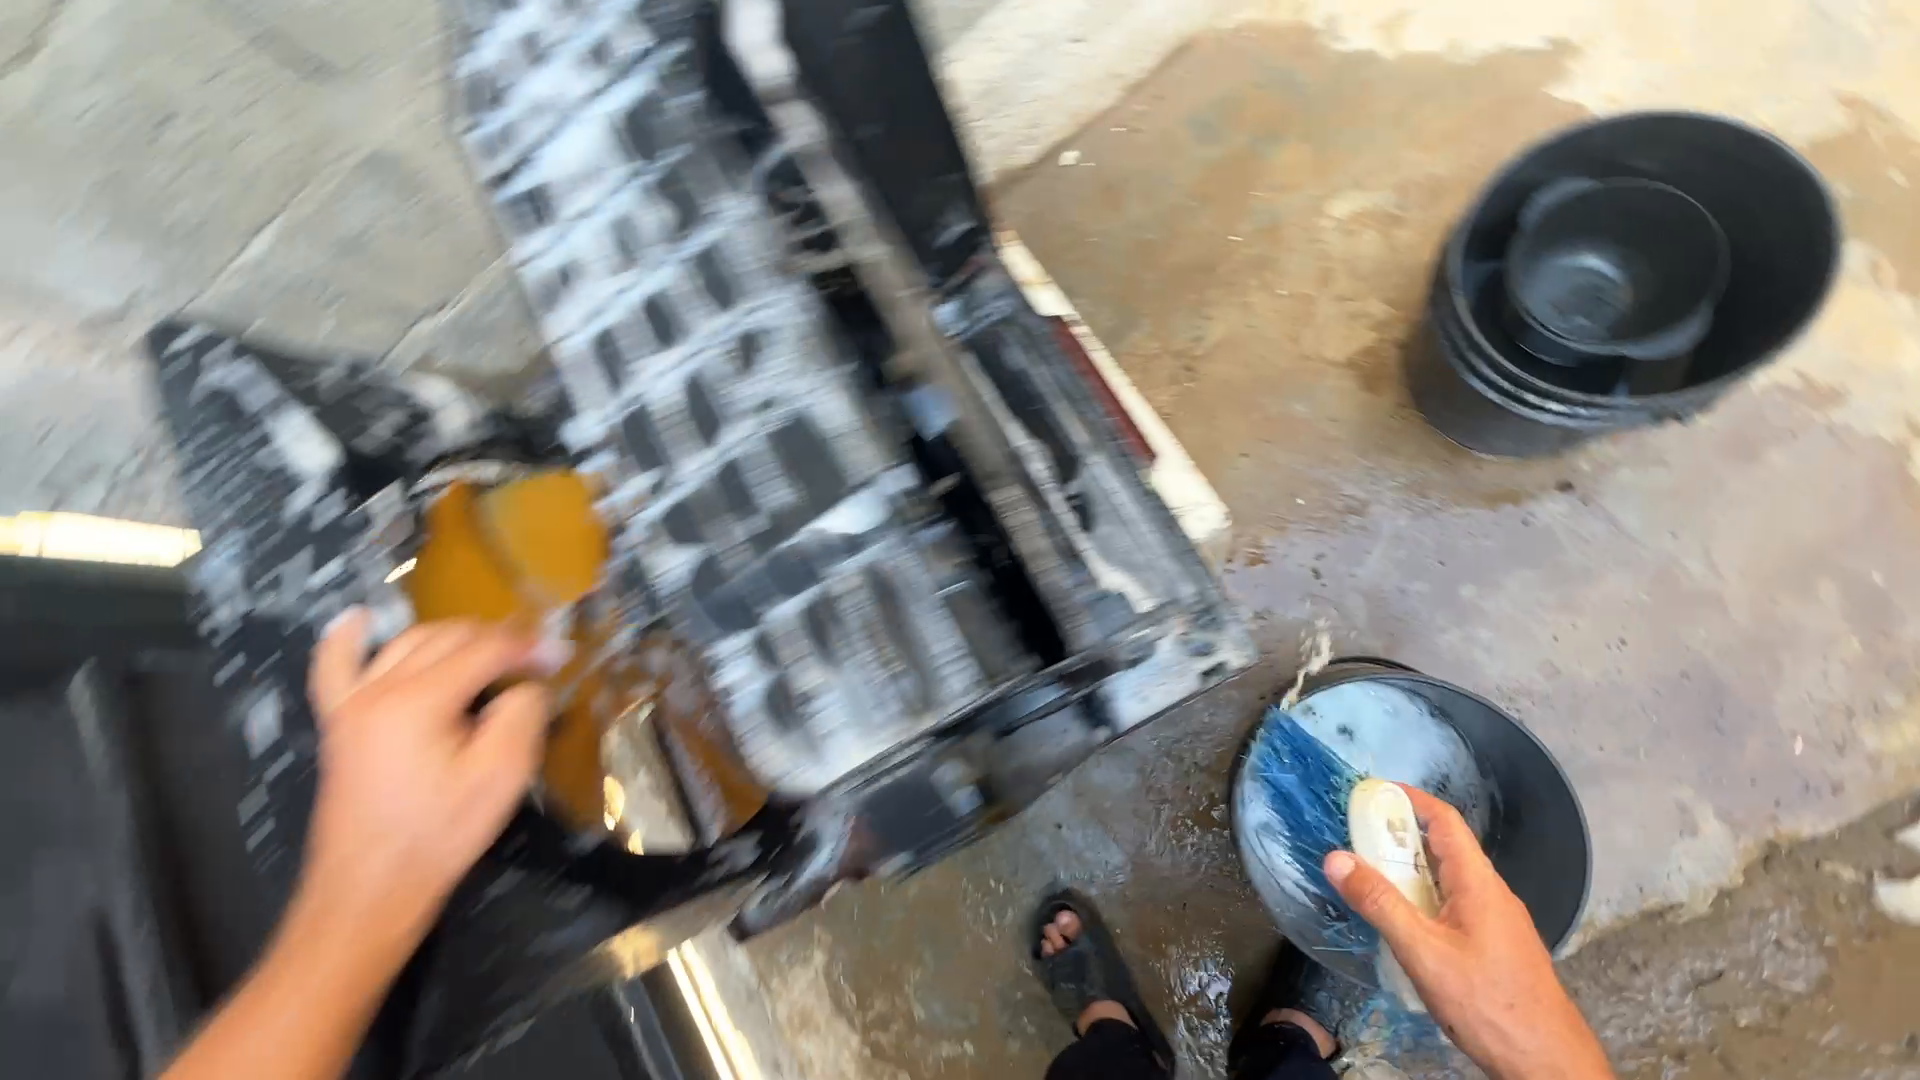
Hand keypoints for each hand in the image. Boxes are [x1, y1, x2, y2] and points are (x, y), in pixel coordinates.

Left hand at [298, 610, 560, 953]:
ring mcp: (351, 704)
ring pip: (407, 642)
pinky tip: (358, 618)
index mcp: (418, 700)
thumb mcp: (504, 773)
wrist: (371, 889)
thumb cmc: (442, 832)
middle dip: (497, 639)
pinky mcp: (338, 724)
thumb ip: (522, 712)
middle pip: (447, 637)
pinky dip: (346, 638)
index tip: (562, 655)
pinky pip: (335, 668)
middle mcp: (378, 689)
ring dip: (452, 636)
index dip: (529, 647)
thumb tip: (525, 684)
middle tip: (535, 658)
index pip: (485, 650)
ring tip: (490, 648)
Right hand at [1324, 786, 1613, 1079]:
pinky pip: (1455, 904)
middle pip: (1444, 847)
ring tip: (1371, 874)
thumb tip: (1335, 858)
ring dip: (1410, 868)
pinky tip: (1405, 921)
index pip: (1445, 821)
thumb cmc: (1488, 1003)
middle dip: (1400, 834)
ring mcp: (1499, 921)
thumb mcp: (1423, 953)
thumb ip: (1379, 903)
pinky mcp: (1498, 946)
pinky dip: (1424, 895)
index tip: (1372, 791)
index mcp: (1478, 883)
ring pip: (1449, 878)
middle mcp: (1492, 893)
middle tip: (1357, 834)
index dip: (1410, 798)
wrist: (1551, 1066)